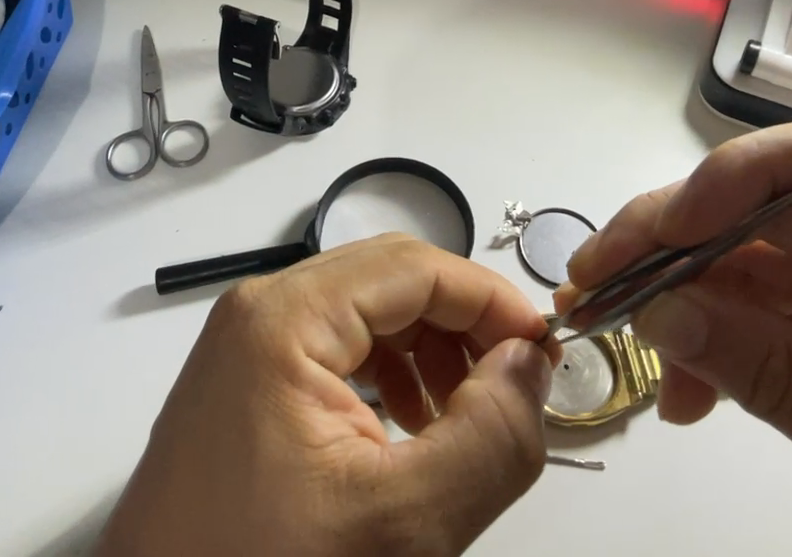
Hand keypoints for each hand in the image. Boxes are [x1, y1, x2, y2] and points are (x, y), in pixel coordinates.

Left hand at [98, 235, 560, 556]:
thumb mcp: (399, 525)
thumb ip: (489, 439)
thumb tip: (529, 365)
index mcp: (285, 318)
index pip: (414, 267)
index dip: (490, 300)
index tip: (542, 350)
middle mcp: (261, 311)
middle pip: (391, 279)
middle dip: (463, 324)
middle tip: (512, 385)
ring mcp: (249, 342)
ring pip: (368, 311)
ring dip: (429, 350)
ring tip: (462, 418)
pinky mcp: (248, 377)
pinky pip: (338, 346)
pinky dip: (390, 373)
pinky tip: (410, 427)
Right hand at [562, 112, 791, 556]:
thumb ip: (777, 377)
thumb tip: (655, 311)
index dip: (753, 170)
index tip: (668, 224)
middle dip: (687, 236)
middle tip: (601, 275)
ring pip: (768, 248)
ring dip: (690, 293)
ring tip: (621, 334)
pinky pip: (776, 304)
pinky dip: (721, 338)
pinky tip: (686, 388)